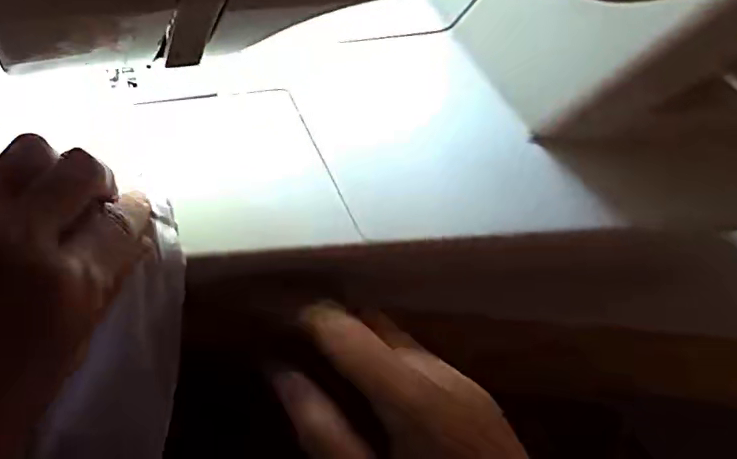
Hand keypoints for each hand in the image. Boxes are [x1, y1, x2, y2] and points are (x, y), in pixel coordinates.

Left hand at [0, 134, 154, 458]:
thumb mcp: (67, 352)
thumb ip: (99, 286)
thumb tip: (126, 238)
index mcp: (64, 287)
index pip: (122, 222)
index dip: (134, 215)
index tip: (133, 215)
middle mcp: (23, 235)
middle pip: (82, 166)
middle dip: (99, 182)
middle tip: (94, 206)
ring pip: (35, 148)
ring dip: (53, 169)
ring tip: (50, 199)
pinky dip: (13, 182)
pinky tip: (11, 212)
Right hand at [273, 303, 527, 458]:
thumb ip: (321, 429)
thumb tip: (276, 368)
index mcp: (411, 389)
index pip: (337, 320)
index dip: (293, 308)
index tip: (259, 307)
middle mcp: (438, 367)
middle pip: (366, 318)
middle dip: (322, 319)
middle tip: (282, 330)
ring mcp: (464, 379)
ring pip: (392, 335)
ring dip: (353, 338)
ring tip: (317, 354)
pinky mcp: (477, 396)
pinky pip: (416, 359)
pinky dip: (383, 359)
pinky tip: (366, 384)